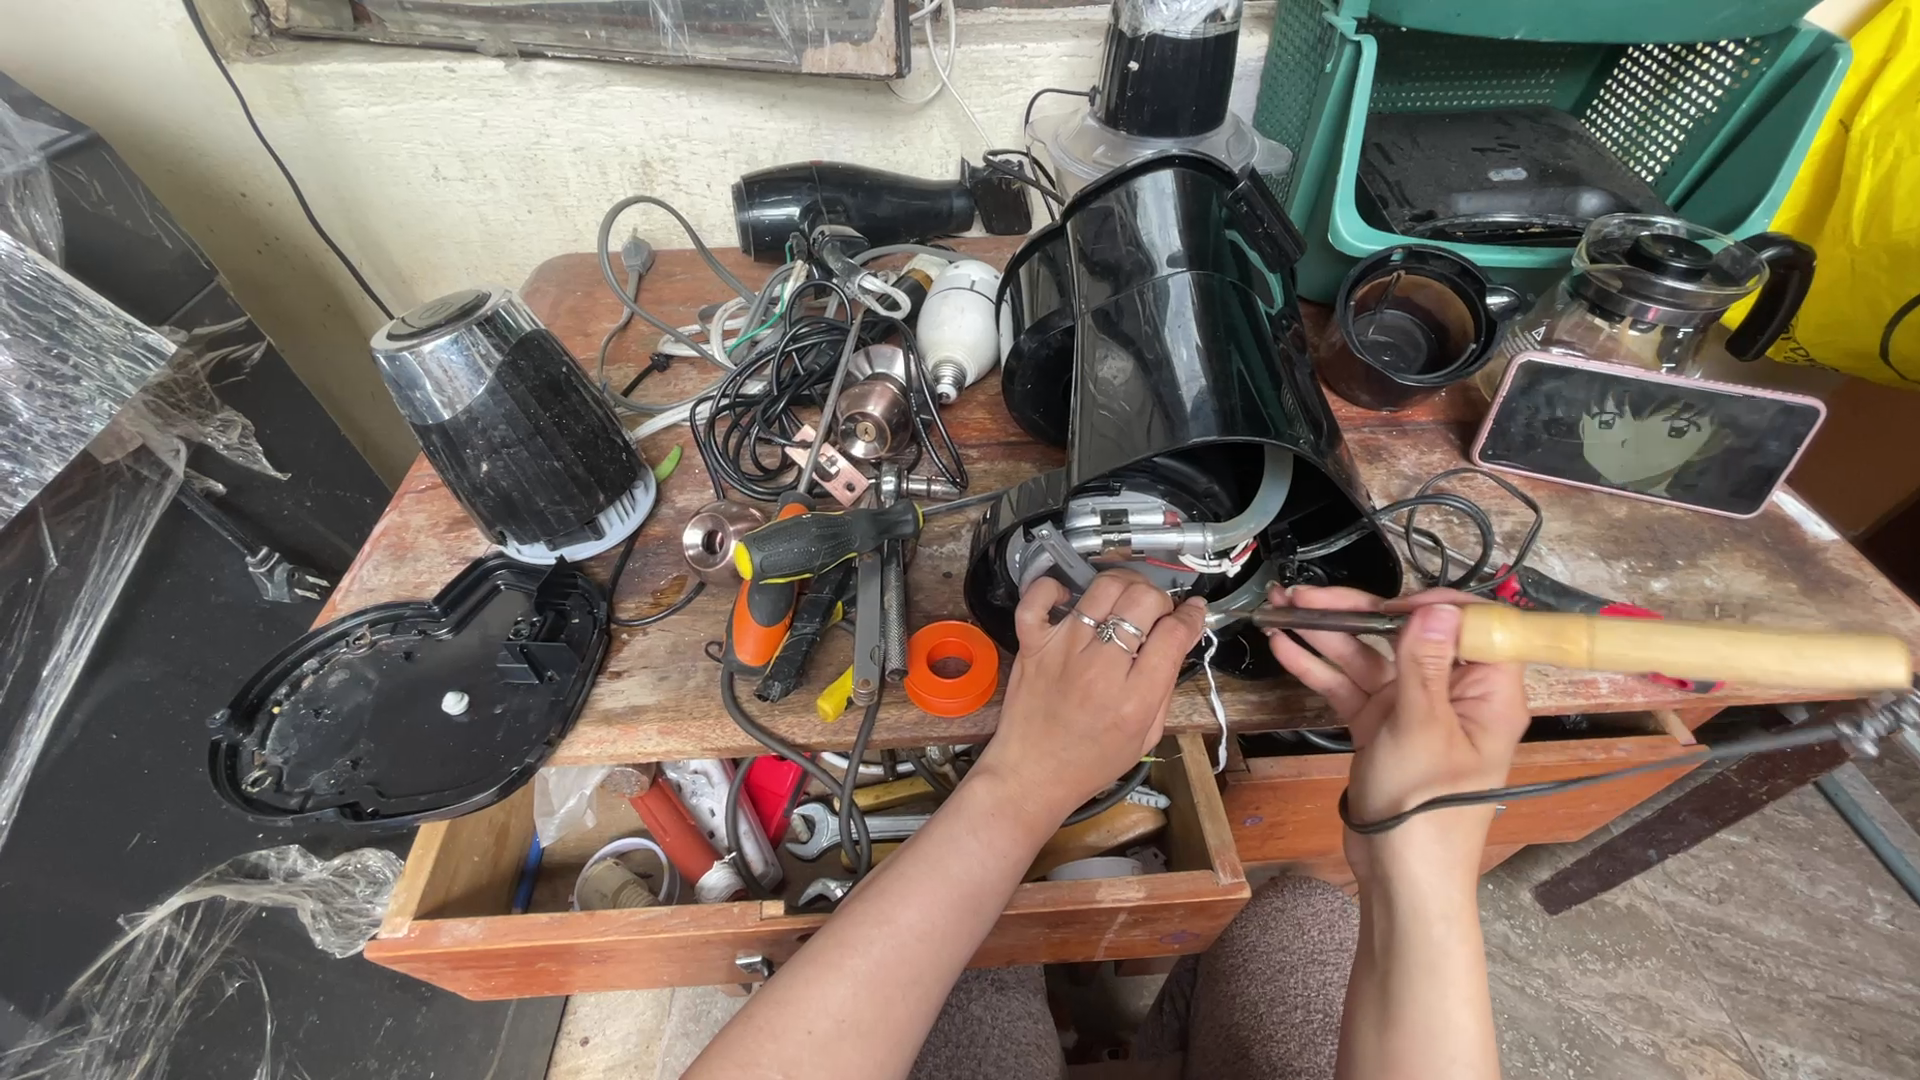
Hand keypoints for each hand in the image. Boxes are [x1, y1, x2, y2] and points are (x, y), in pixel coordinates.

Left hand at [972, 569, 1207, 826]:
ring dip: (1122, 585)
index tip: (1191, 611)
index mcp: (1134, 699)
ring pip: (1101, 589)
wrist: (1031, 774)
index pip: (1174, 633)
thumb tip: (1182, 634)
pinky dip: (1054, 587)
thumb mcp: (1147, 734)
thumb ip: (1166, 682)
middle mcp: (1099, 669)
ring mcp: (1062, 650)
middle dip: (1159, 598)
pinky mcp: (1032, 643)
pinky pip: (1039, 597)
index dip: (1190, 615)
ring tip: (1124, 601)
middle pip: (1142, 600)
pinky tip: (1070, 599)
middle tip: (1156, 612)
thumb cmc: (1092, 760)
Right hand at [1265, 584, 1528, 884]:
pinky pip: (1347, 686)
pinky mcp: (1377, 723)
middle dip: (1354, 612)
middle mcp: (1449, 692)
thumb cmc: (1426, 805)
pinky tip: (1283, 648)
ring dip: (1324, 634)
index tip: (1387, 603)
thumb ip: (1424, 663)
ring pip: (1367, 657)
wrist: (1400, 871)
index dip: (1432, 606)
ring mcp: (1409, 708)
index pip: (1472, 627)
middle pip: (1403, 636)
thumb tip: (1438, 607)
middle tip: (1303, 596)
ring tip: (1280, 609)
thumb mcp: (1422, 727)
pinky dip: (1316, 668)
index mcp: (1485, 692)